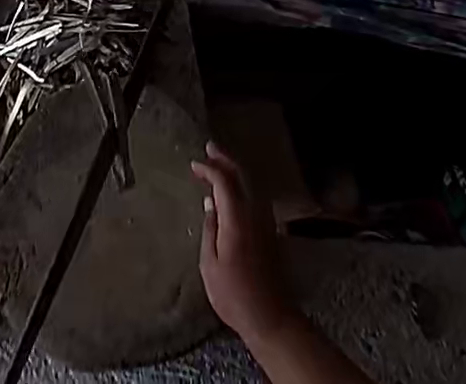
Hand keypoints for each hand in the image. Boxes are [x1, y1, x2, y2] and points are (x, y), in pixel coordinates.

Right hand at [191, 141, 298, 341]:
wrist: (270, 316)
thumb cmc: (233, 294)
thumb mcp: (209, 264)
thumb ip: (210, 228)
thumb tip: (210, 203)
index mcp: (237, 218)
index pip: (224, 181)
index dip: (209, 168)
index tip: (194, 164)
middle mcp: (255, 212)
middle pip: (241, 175)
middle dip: (224, 159)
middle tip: (209, 149)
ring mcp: (266, 220)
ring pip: (251, 183)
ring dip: (235, 171)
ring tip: (218, 165)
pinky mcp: (271, 229)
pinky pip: (255, 196)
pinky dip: (242, 186)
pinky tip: (233, 192)